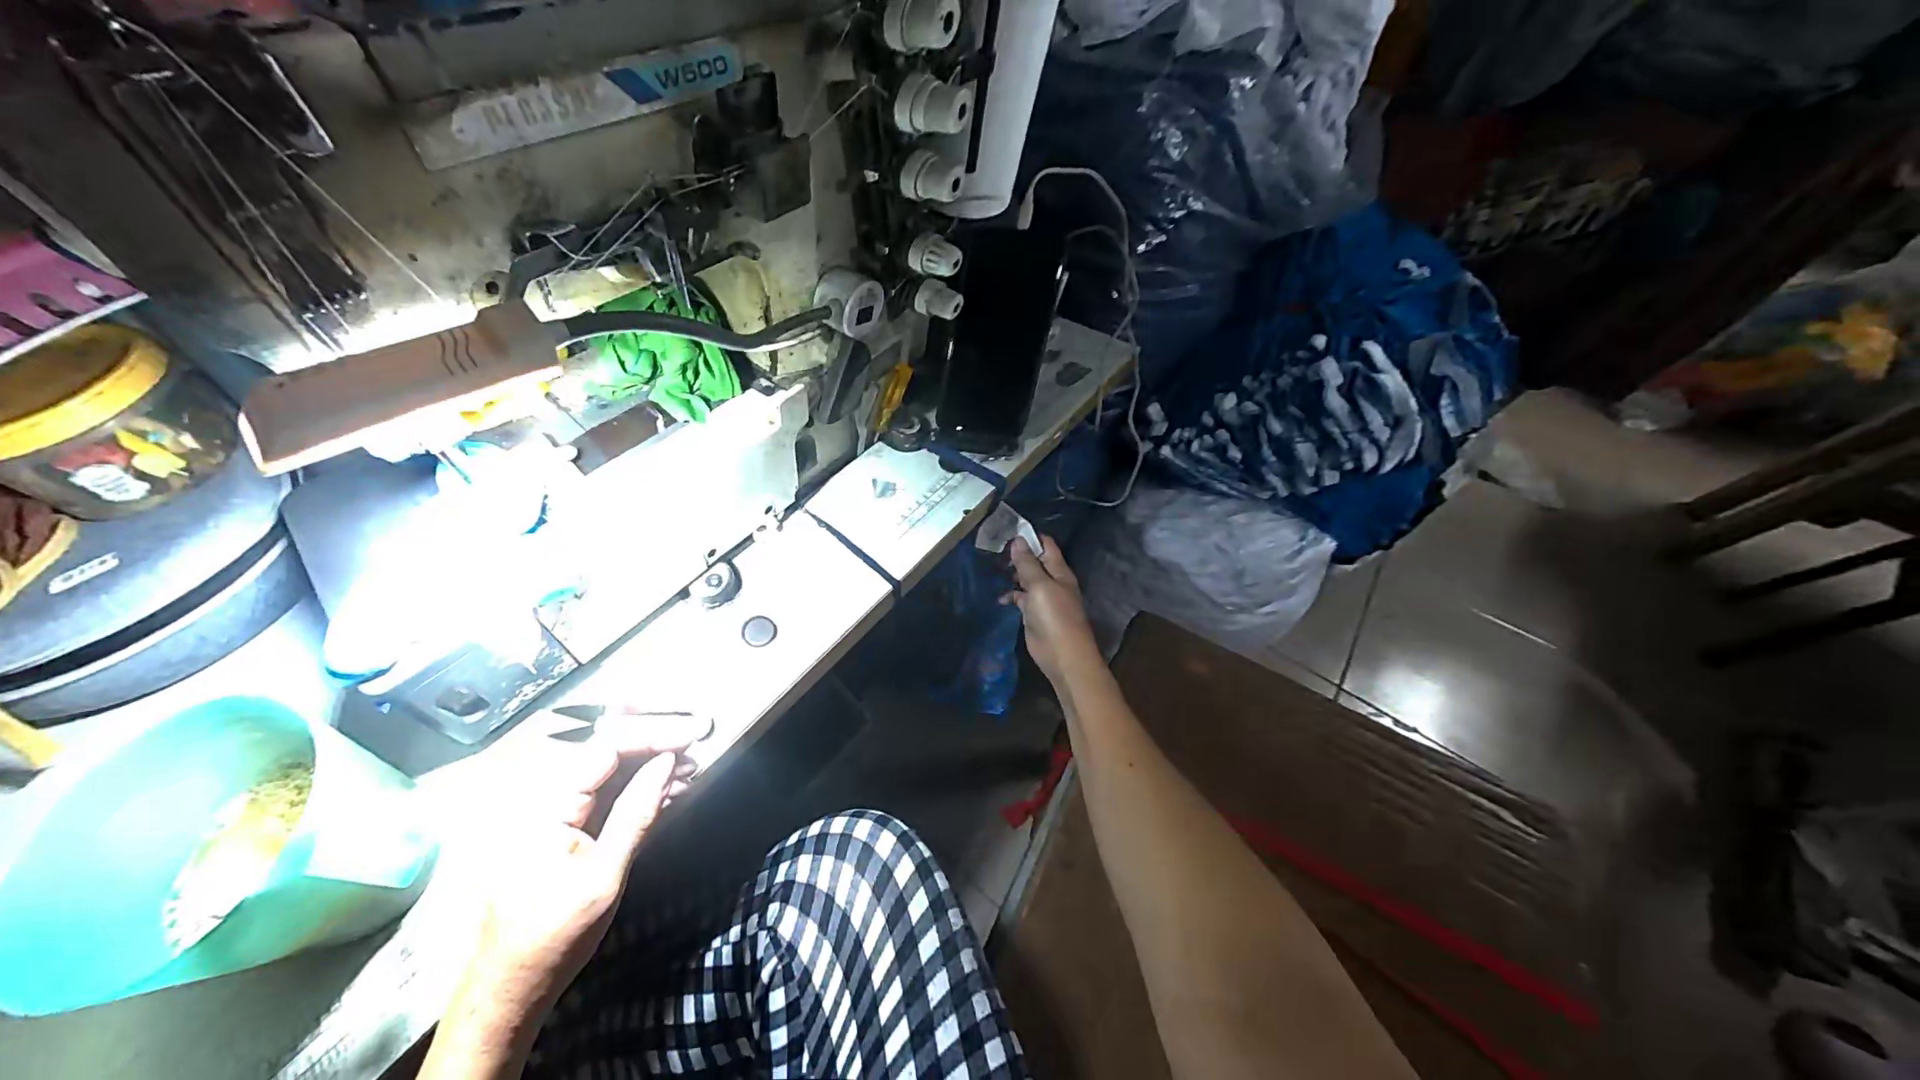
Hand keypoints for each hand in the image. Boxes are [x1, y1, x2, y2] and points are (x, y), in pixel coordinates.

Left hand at [442, 709, 708, 1004]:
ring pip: (607, 769)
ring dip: (649, 761)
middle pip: (605, 749)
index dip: (653, 733)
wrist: (510, 988)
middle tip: (697, 736)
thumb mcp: (605, 875)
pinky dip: (636, 785)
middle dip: (654, 739)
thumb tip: (667, 762)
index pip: (606, 748)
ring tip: (689, 764)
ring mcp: (551, 813)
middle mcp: (544, 800)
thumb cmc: (555, 937)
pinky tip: (666, 786)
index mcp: (546, 807)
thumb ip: (636, 812)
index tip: (693, 731)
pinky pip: (602, 791)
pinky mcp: (560, 827)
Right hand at [1005, 534, 1097, 686]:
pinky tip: (999, 597)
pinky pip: (1021, 599)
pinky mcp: (1033, 614)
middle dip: (1017, 554)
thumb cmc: (1055, 617)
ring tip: (991, 568)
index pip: (1046, 545)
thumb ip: (1028, 564)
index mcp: (1059, 571)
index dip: (1030, 536)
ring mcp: (1043, 599)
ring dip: (1012, 574)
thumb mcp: (1040, 586)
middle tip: (993, 548)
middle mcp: (1052, 581)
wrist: (1063, 656)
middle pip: (1035, 561)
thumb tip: (1018, 540)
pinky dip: (1010, 596)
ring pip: (1026, 579)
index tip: (1008, 529)